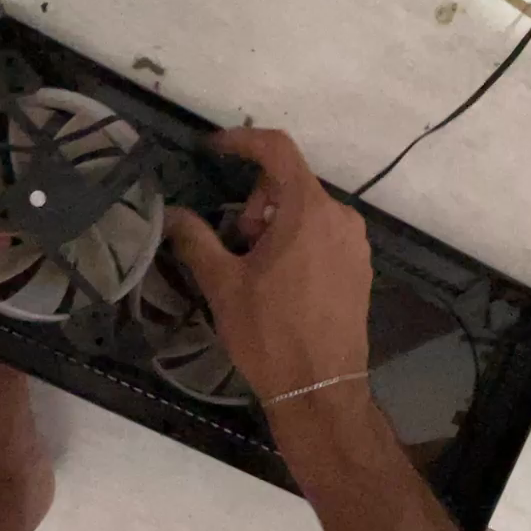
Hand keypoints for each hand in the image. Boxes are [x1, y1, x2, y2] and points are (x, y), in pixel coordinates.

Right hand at [165, 129, 372, 403]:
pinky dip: (297, 243)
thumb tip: (170, 214)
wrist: (320, 388)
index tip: (213, 150)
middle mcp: (340, 218)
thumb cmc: (269, 333)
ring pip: (307, 212)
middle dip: (255, 201)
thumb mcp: (222, 284)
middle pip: (291, 184)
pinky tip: (281, 283)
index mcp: (308, 211)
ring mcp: (356, 244)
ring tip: (255, 269)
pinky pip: (323, 236)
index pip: (277, 150)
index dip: (242, 141)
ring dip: (275, 224)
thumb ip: (195, 239)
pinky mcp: (360, 269)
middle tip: (235, 242)